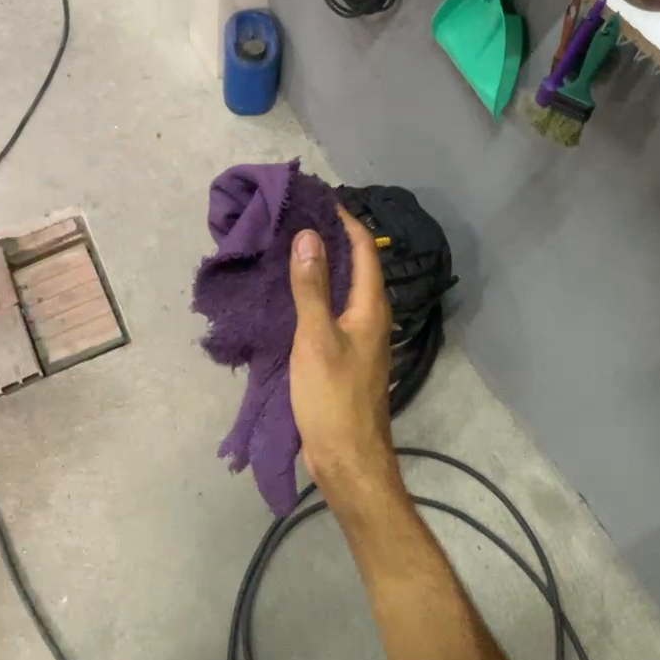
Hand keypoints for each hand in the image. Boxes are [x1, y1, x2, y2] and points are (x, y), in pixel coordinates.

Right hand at [288, 208, 401, 513]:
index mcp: (371, 307)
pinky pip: (331, 311)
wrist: (347, 460)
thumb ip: (312, 287)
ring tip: (288, 246)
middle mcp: (369, 317)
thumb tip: (309, 236)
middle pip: (355, 266)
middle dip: (331, 239)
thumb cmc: (333, 397)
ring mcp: (357, 338)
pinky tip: (289, 293)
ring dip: (321, 266)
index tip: (319, 199)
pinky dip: (313, 293)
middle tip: (296, 218)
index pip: (364, 249)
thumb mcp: (316, 338)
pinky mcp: (342, 356)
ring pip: (342, 289)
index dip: (346, 222)